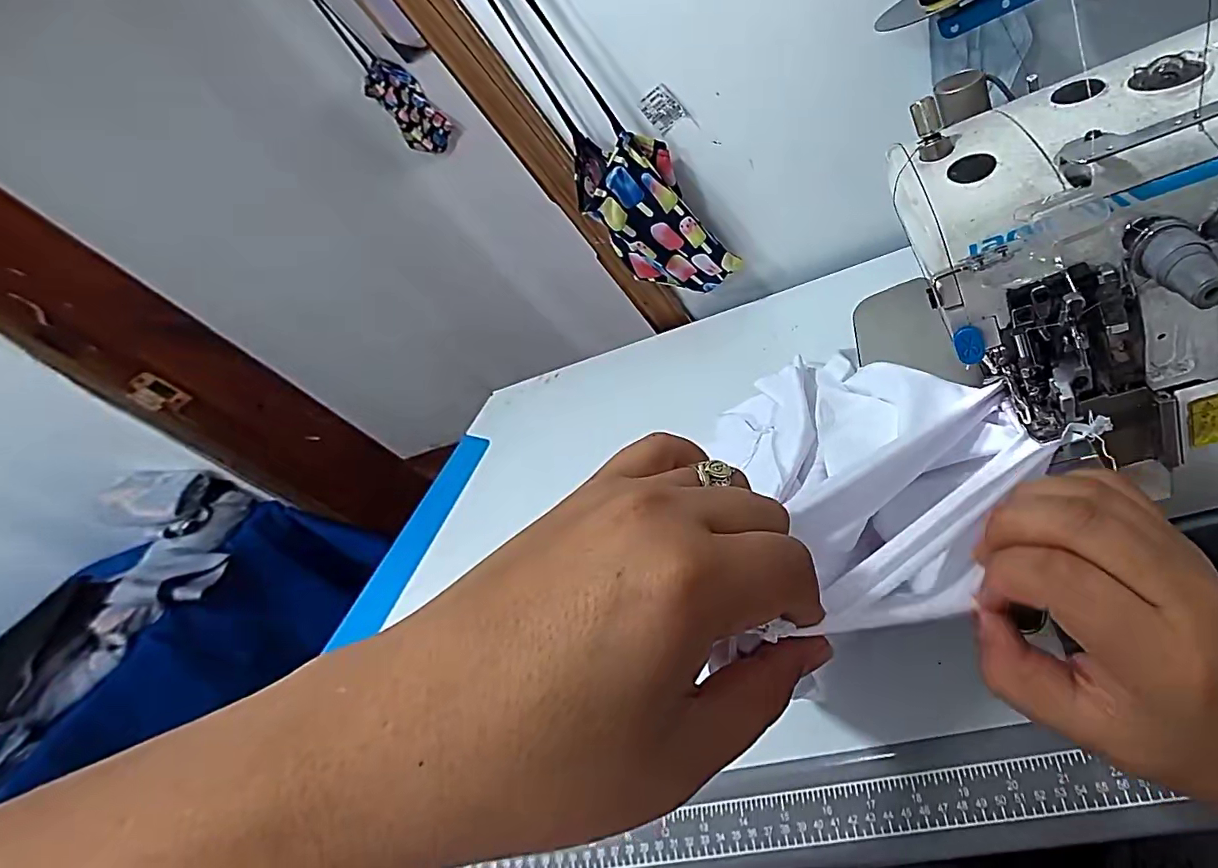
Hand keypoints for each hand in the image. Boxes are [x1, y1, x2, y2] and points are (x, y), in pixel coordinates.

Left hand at [320, 434, 828, 860]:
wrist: (412, 734)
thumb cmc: (540, 764)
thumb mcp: (675, 761)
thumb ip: (762, 696)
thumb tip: (804, 649)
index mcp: (691, 582)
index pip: (791, 565)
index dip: (803, 605)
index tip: (784, 638)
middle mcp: (663, 518)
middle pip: (766, 516)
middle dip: (771, 570)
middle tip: (741, 626)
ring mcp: (620, 494)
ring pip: (726, 481)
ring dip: (736, 529)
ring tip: (706, 581)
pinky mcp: (585, 491)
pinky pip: (665, 452)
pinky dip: (691, 477)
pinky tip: (676, 523)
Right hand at [970, 470, 1217, 817]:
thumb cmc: (1175, 739)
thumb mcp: (1084, 731)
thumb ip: (1015, 675)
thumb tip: (983, 611)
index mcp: (1157, 655)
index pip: (1063, 576)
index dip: (1006, 574)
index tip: (988, 597)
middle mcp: (1177, 589)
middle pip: (1076, 520)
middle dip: (1009, 525)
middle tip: (985, 554)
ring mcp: (1182, 551)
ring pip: (1091, 492)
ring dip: (1031, 501)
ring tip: (1005, 534)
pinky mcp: (1177, 532)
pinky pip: (1110, 485)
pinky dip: (1063, 488)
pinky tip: (1043, 515)